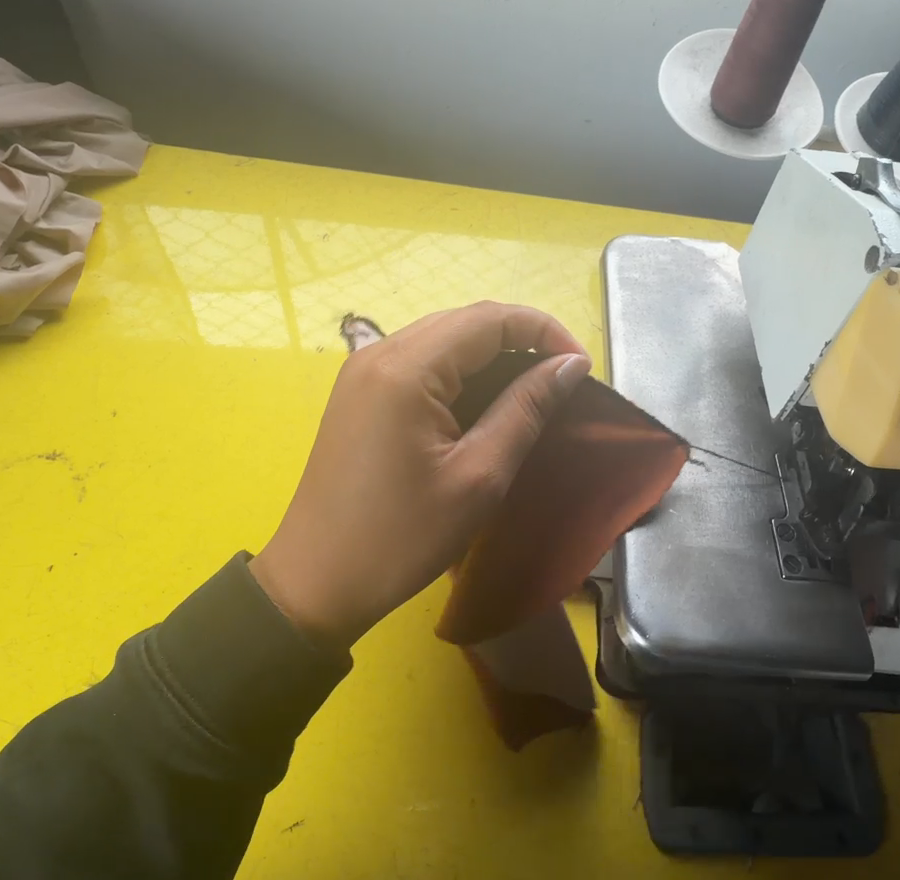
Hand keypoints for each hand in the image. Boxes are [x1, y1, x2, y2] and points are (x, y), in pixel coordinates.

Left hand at [250, 302, 591, 648]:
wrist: (317, 580)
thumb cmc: (402, 536)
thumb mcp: (479, 476)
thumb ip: (526, 409)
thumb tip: (569, 364)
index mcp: (407, 368)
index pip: (490, 319)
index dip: (544, 331)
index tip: (581, 368)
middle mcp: (380, 352)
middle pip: (466, 321)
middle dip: (522, 339)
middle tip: (563, 381)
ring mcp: (364, 369)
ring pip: (444, 337)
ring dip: (493, 354)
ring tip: (534, 391)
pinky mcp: (360, 391)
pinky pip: (422, 360)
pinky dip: (462, 371)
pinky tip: (486, 402)